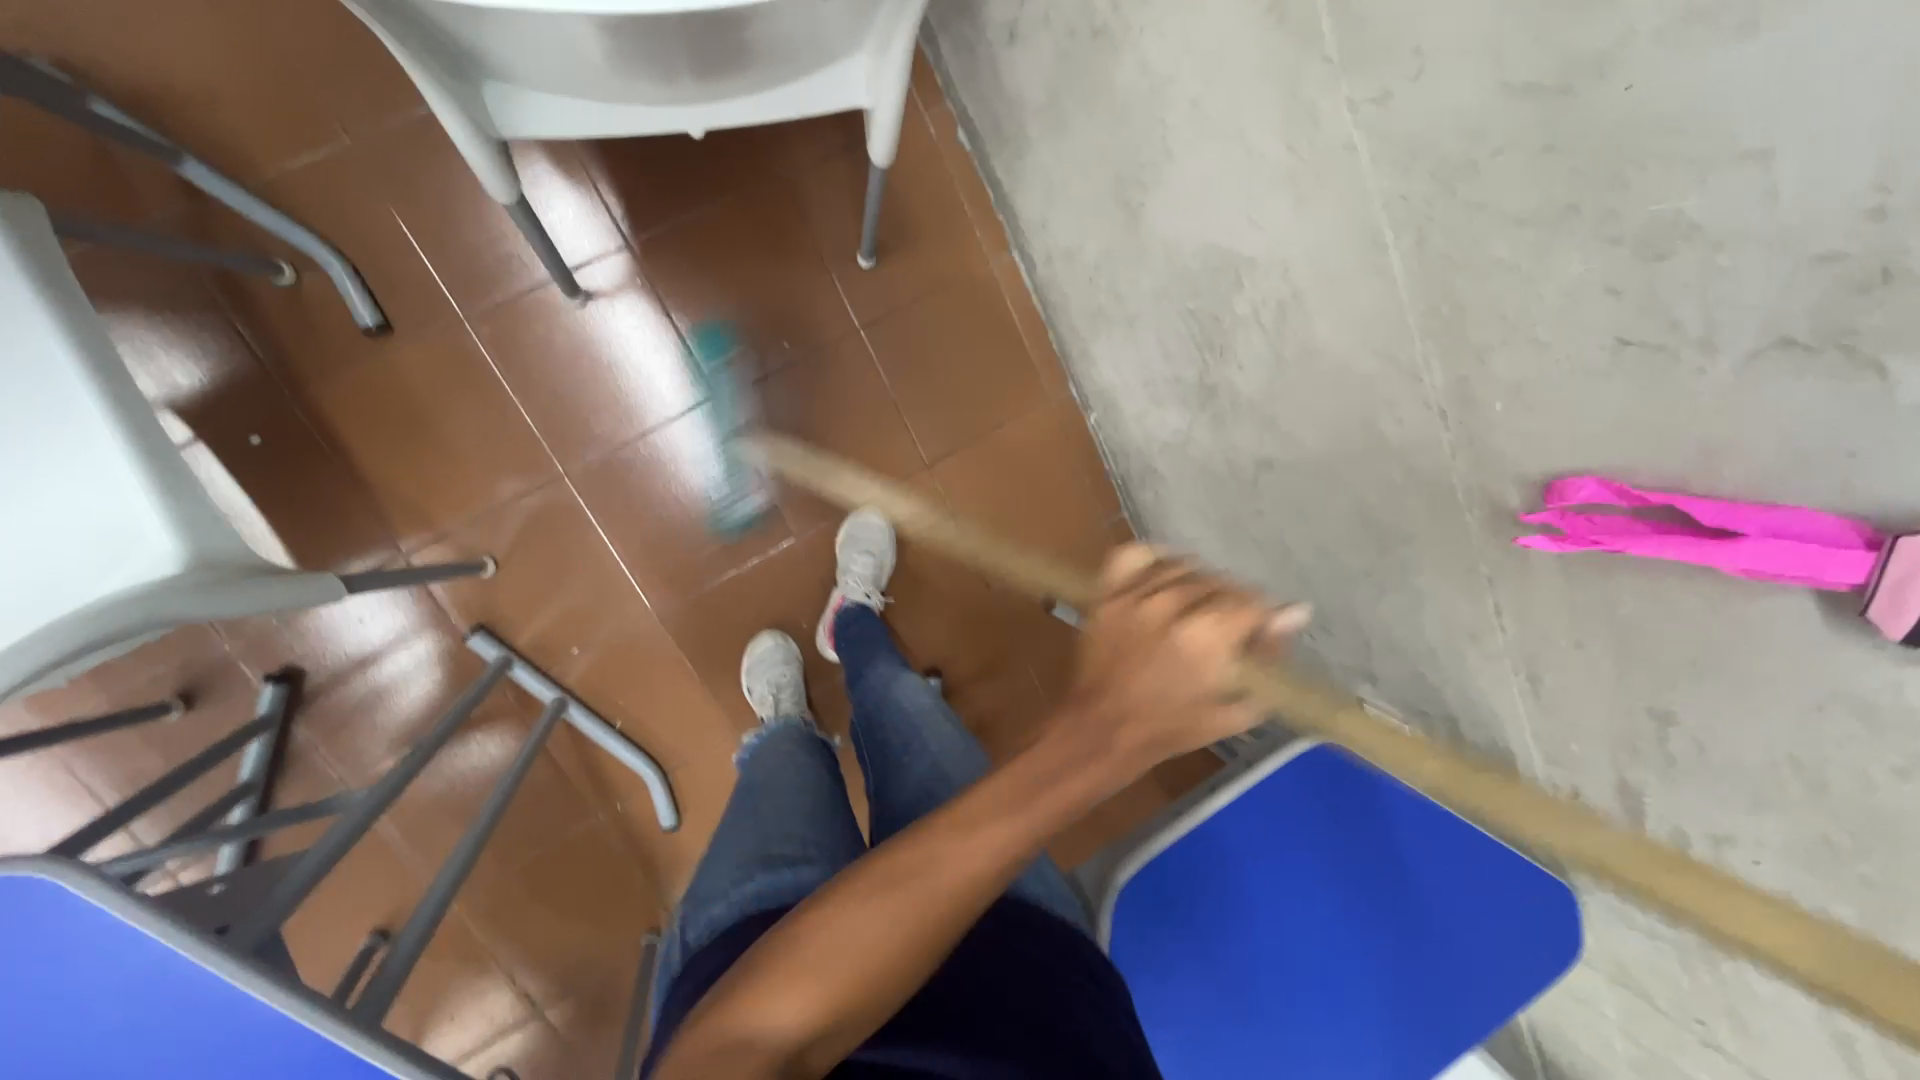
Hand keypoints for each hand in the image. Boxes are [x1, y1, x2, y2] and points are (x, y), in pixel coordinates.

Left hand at [1060, 544, 1309, 770]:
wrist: (1103, 729)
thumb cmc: (1173, 728)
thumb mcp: (1237, 709)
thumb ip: (1270, 658)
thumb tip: (1295, 614)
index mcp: (1208, 636)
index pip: (1253, 601)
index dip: (1264, 614)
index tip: (1262, 627)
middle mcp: (1172, 606)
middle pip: (1219, 582)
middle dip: (1233, 602)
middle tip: (1229, 624)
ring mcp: (1135, 596)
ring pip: (1182, 566)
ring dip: (1199, 582)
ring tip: (1199, 604)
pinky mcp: (1106, 595)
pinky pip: (1133, 555)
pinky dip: (1154, 557)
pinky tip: (1167, 571)